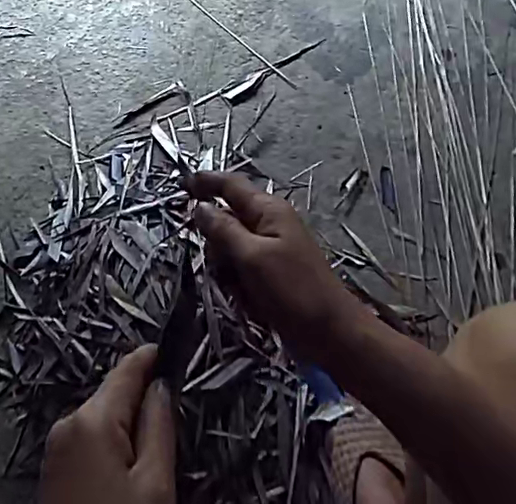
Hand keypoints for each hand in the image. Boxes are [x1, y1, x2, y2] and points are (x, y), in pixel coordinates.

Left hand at [40, 345, 175, 503]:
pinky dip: (110, 451)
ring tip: (147, 467)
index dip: (154, 358)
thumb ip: (159, 426)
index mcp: (91, 420)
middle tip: (170, 432)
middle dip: (143, 405)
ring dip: (127, 432)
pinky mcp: (52, 473)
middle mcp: (66, 425)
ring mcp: (55, 450)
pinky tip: (123, 482)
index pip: (128, 369)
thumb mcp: (153, 483)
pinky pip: (89, 444)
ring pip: (104, 422)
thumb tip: (162, 385)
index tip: (175, 353)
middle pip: (116, 396)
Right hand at [187, 171, 363, 364]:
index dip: (206, 182)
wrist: (333, 333)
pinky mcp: (273, 272)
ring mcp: (272, 248)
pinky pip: (243, 268)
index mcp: (268, 209)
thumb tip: (200, 206)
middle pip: (228, 220)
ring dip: (228, 269)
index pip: (231, 185)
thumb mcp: (252, 257)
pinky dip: (240, 283)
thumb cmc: (294, 291)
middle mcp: (270, 222)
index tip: (182, 183)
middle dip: (217, 244)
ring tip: (242, 292)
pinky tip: (251, 302)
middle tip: (220, 267)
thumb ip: (223, 230)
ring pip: (232, 248)